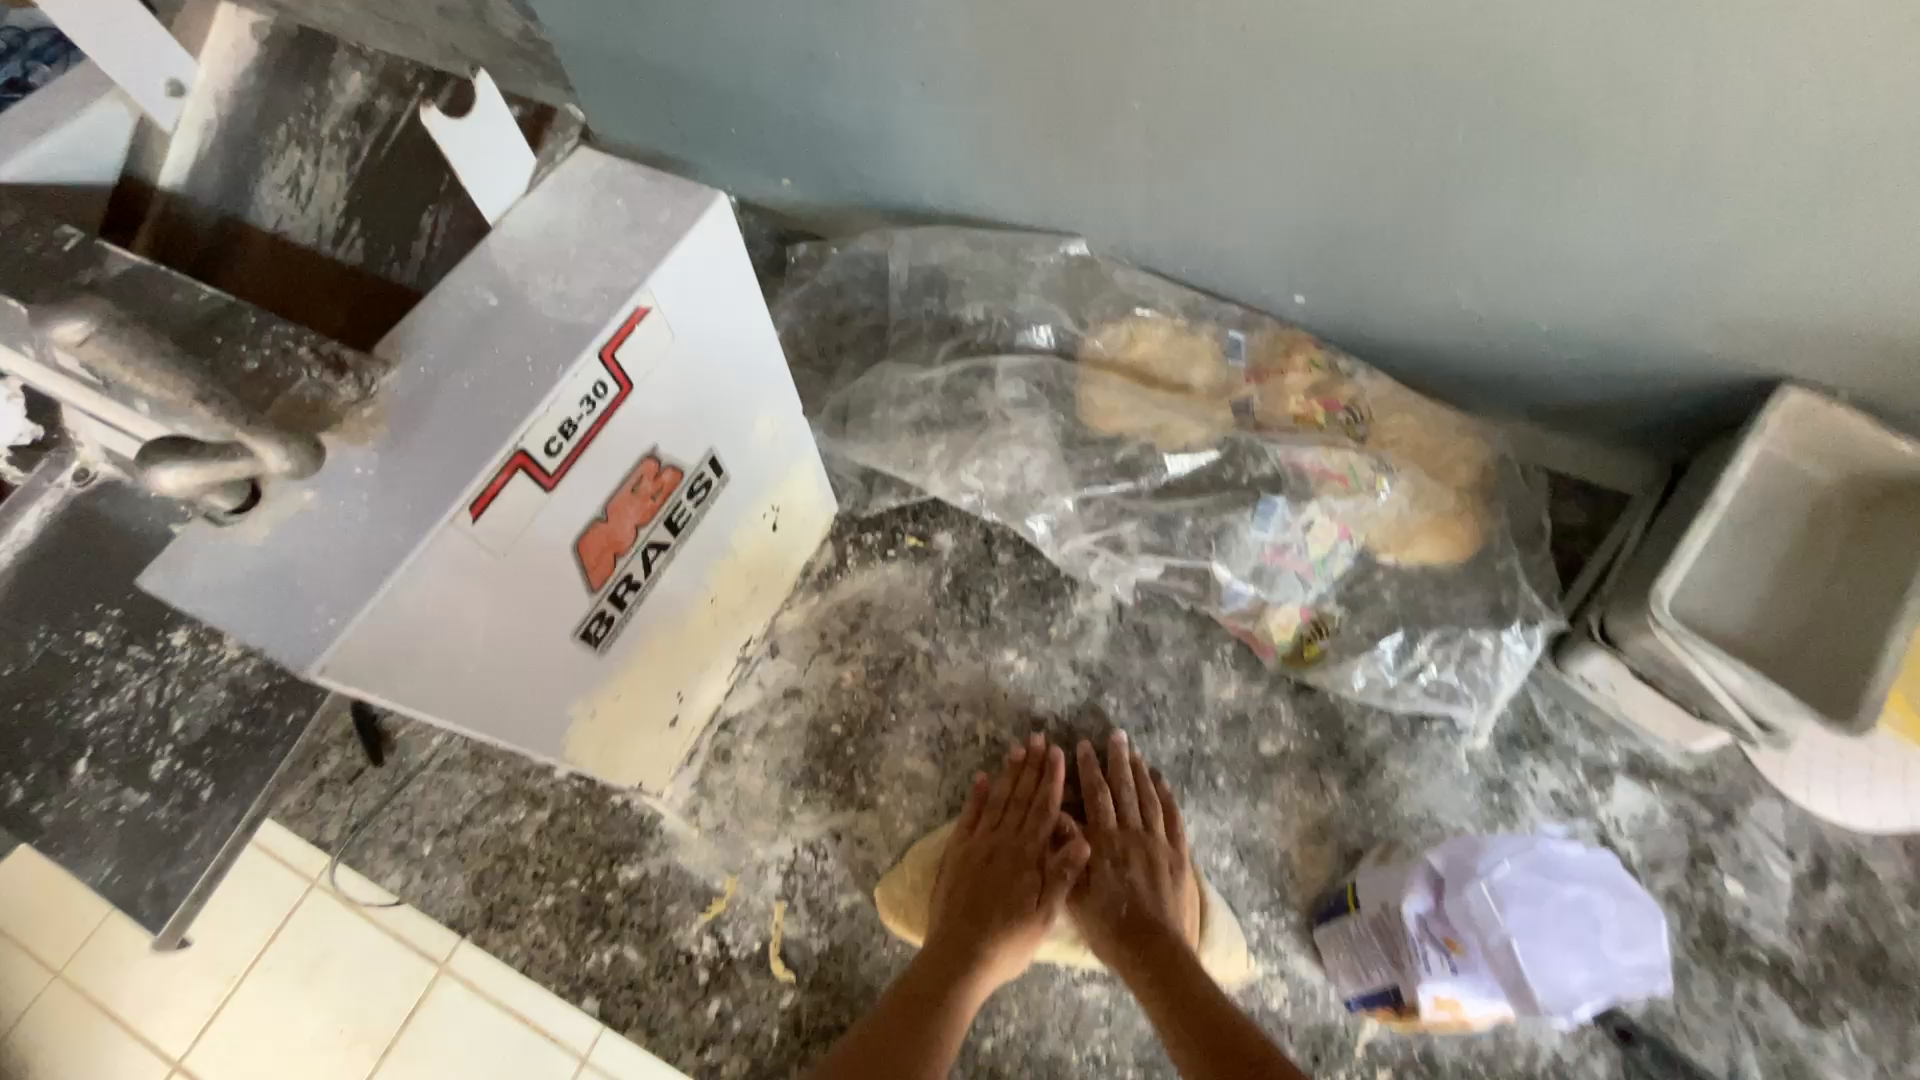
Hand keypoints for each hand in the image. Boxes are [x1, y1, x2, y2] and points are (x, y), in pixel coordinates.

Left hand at [923, 734, 1091, 994]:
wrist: (959, 957)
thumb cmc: (1008, 943)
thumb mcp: (1044, 917)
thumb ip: (1061, 876)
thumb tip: (1085, 842)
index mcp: (1028, 856)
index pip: (1045, 809)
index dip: (1053, 780)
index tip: (1058, 754)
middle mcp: (1004, 842)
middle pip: (1022, 797)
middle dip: (1032, 766)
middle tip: (1039, 737)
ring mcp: (978, 844)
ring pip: (998, 800)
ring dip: (1009, 773)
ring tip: (1018, 748)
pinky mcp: (957, 852)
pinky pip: (969, 816)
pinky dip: (977, 795)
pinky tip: (983, 777)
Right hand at [1067, 732, 1201, 972]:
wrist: (1155, 954)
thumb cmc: (1109, 928)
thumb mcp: (1076, 894)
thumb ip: (1067, 852)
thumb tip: (1057, 816)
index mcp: (1105, 842)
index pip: (1096, 796)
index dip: (1089, 769)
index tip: (1084, 746)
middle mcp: (1132, 835)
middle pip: (1125, 789)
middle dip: (1118, 760)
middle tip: (1116, 735)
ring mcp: (1159, 844)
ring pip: (1149, 798)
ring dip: (1141, 772)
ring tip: (1135, 752)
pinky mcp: (1179, 857)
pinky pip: (1173, 819)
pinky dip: (1167, 797)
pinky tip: (1163, 783)